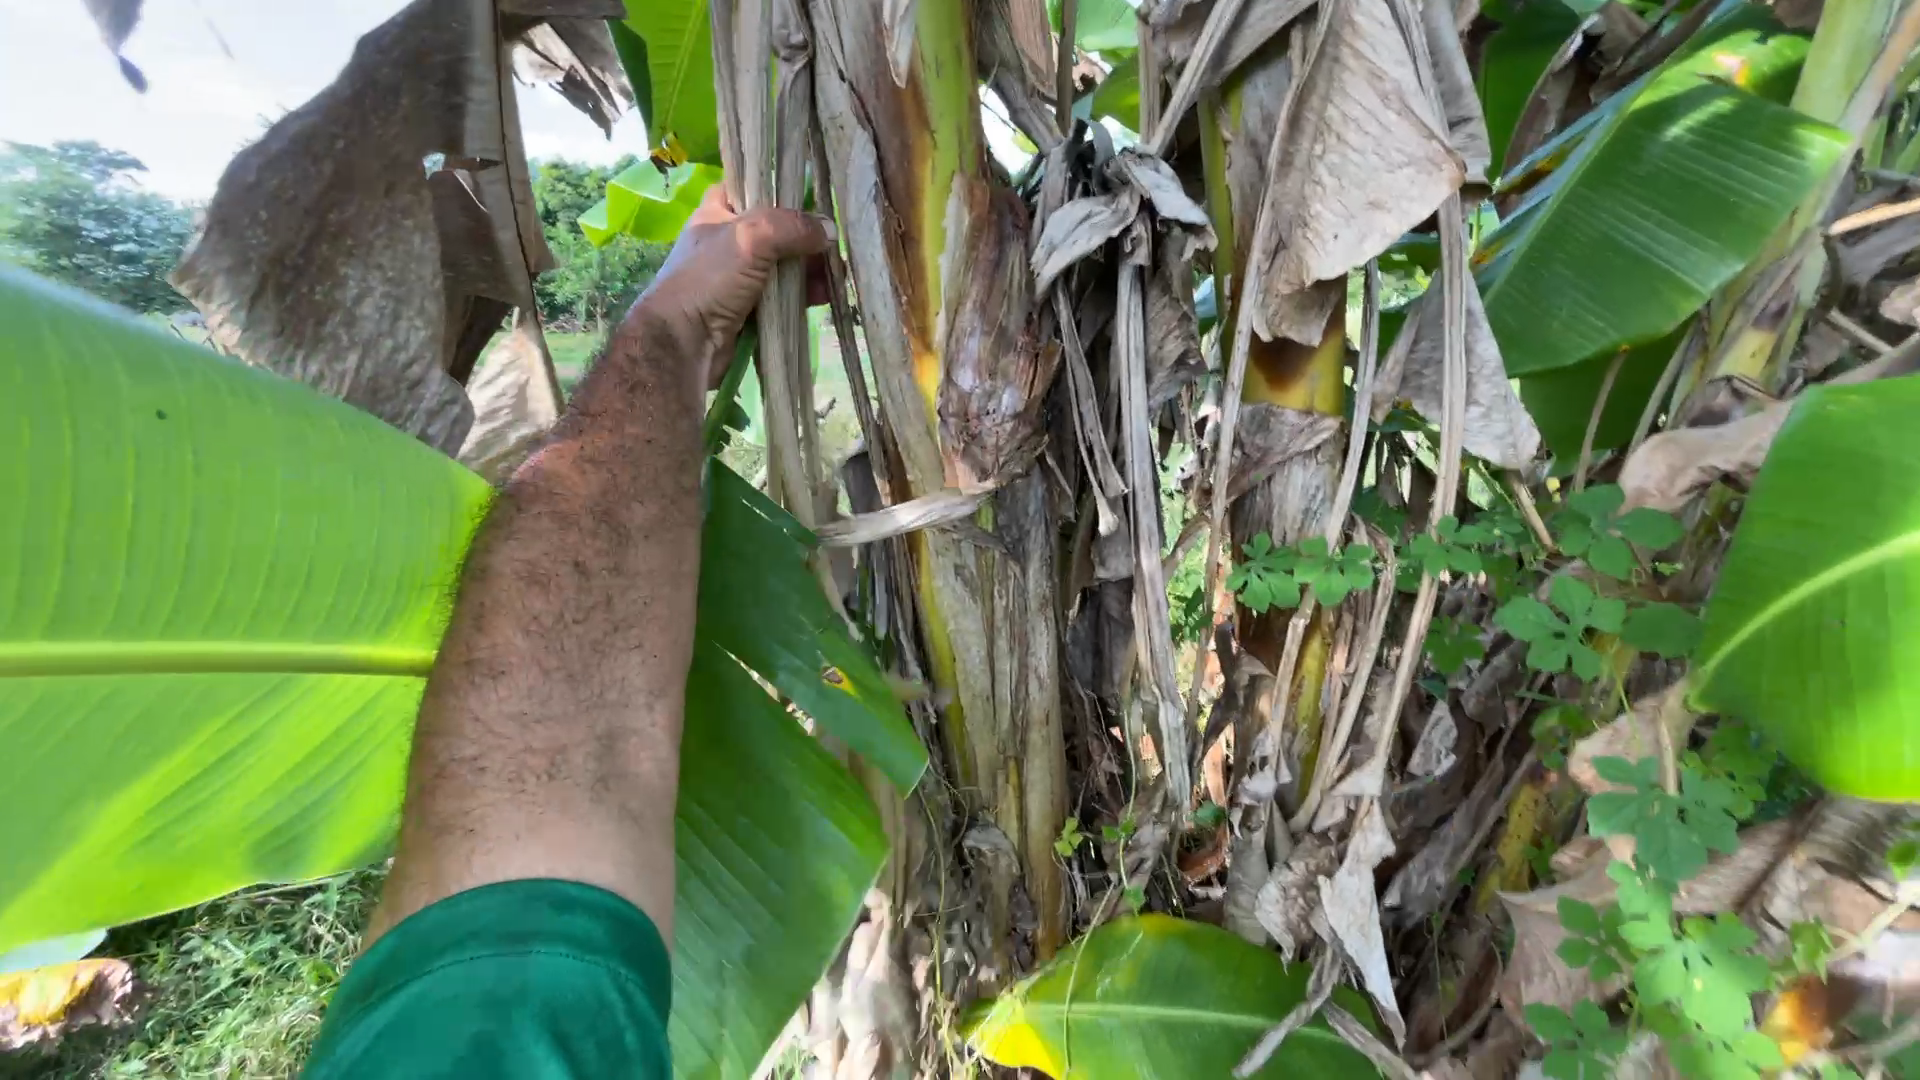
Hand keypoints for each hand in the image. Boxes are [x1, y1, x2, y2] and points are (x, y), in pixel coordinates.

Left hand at [626, 186, 835, 385]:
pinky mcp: (752, 306)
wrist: (686, 342)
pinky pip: (785, 294)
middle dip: (809, 239)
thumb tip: (830, 230)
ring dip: (812, 269)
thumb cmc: (710, 279)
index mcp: (719, 211)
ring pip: (786, 264)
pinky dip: (805, 293)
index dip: (784, 192)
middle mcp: (730, 239)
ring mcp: (741, 275)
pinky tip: (825, 295)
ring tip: (837, 277)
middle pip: (779, 230)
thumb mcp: (750, 238)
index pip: (754, 187)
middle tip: (834, 249)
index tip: (815, 203)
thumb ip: (791, 227)